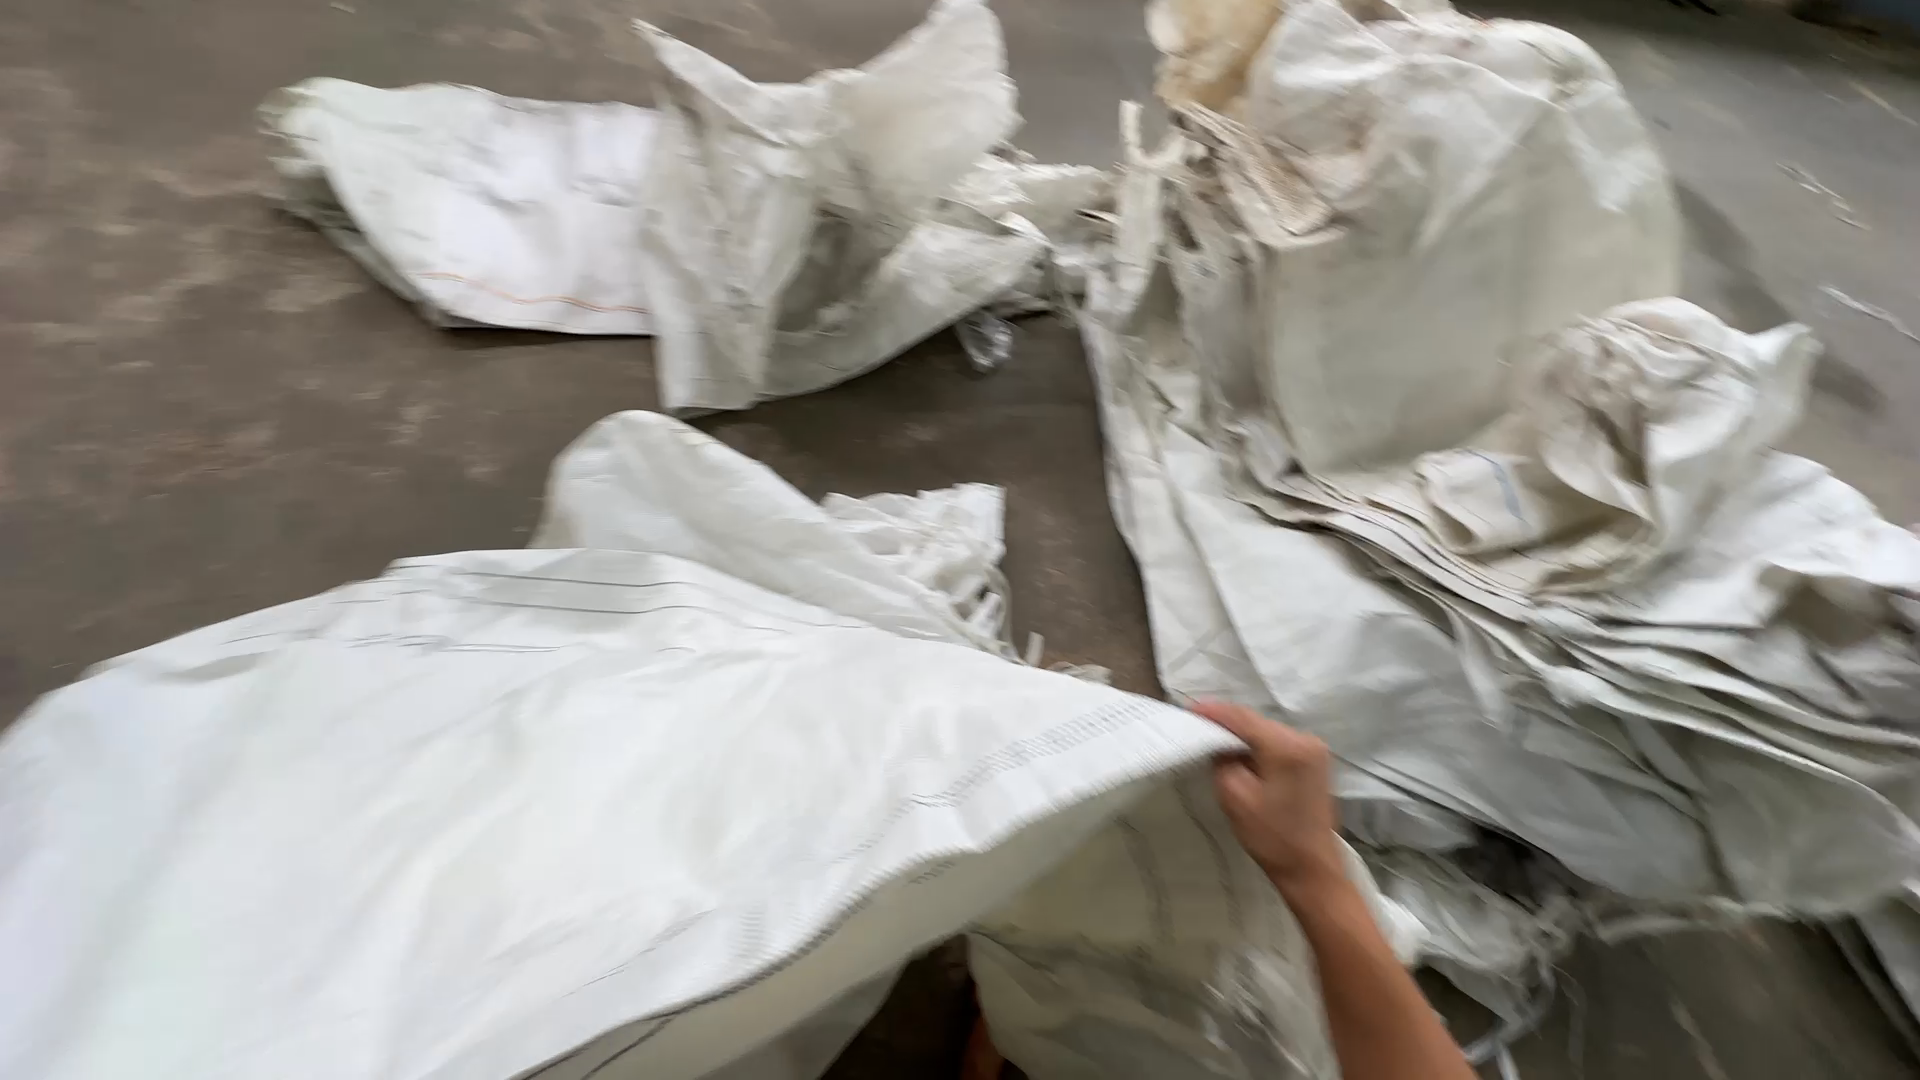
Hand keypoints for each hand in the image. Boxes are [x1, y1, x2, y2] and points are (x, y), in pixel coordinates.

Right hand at [1192, 701, 1345, 896]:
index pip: (1242, 717)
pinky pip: (1277, 742)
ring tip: (1213, 737)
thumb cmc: (1271, 837)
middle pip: (1255, 721)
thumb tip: (1219, 743)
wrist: (1312, 871)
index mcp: (1287, 747)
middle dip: (1226, 722)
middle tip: (1196, 725)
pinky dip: (1257, 744)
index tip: (1187, 711)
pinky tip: (1240, 752)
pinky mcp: (1314, 761)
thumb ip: (1222, 759)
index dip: (1212, 712)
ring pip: (1265, 730)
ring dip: (1241, 733)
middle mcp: (1305, 740)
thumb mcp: (1234, 796)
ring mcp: (1314, 750)